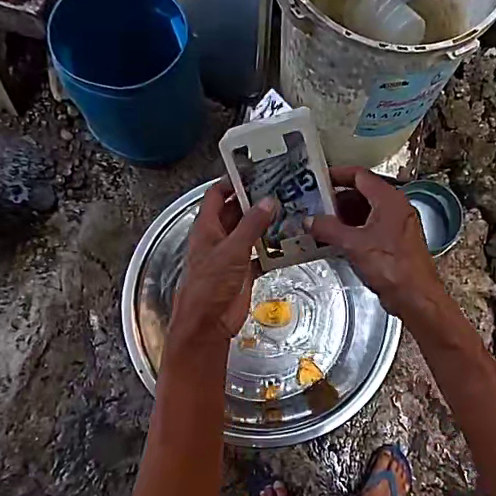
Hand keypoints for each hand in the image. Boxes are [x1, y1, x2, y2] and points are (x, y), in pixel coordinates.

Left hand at [170, 180, 275, 345]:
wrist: (207, 323)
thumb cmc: (208, 286)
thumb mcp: (232, 249)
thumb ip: (251, 225)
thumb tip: (267, 202)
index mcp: (206, 228)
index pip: (217, 195)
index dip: (232, 182)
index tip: (254, 173)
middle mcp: (217, 239)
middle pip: (236, 212)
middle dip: (255, 202)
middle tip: (279, 190)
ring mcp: (230, 256)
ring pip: (249, 233)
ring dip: (266, 225)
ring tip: (288, 212)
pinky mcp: (242, 273)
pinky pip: (259, 256)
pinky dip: (271, 250)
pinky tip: (287, 244)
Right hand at [309, 167, 450, 322]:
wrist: (415, 296)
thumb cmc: (391, 267)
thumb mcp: (353, 244)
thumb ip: (328, 228)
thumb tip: (309, 220)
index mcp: (389, 200)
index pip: (360, 176)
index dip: (337, 174)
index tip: (317, 177)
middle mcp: (395, 207)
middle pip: (361, 193)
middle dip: (336, 199)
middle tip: (313, 204)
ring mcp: (395, 225)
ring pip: (364, 211)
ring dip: (342, 216)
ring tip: (319, 223)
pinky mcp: (393, 242)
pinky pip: (369, 227)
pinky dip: (352, 229)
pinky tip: (334, 240)